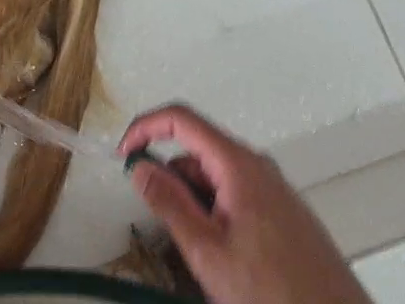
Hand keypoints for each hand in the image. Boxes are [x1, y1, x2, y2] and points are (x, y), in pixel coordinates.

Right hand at [120, 105, 370, 303]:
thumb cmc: (271, 291)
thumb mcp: (207, 250)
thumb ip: (169, 204)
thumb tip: (140, 167)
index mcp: (238, 164)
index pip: (182, 119)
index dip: (145, 128)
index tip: (122, 155)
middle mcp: (257, 166)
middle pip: (197, 152)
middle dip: (172, 180)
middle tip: (166, 226)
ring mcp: (273, 188)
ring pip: (215, 179)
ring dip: (195, 204)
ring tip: (201, 254)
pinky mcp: (282, 211)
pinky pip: (235, 196)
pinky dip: (216, 214)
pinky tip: (223, 256)